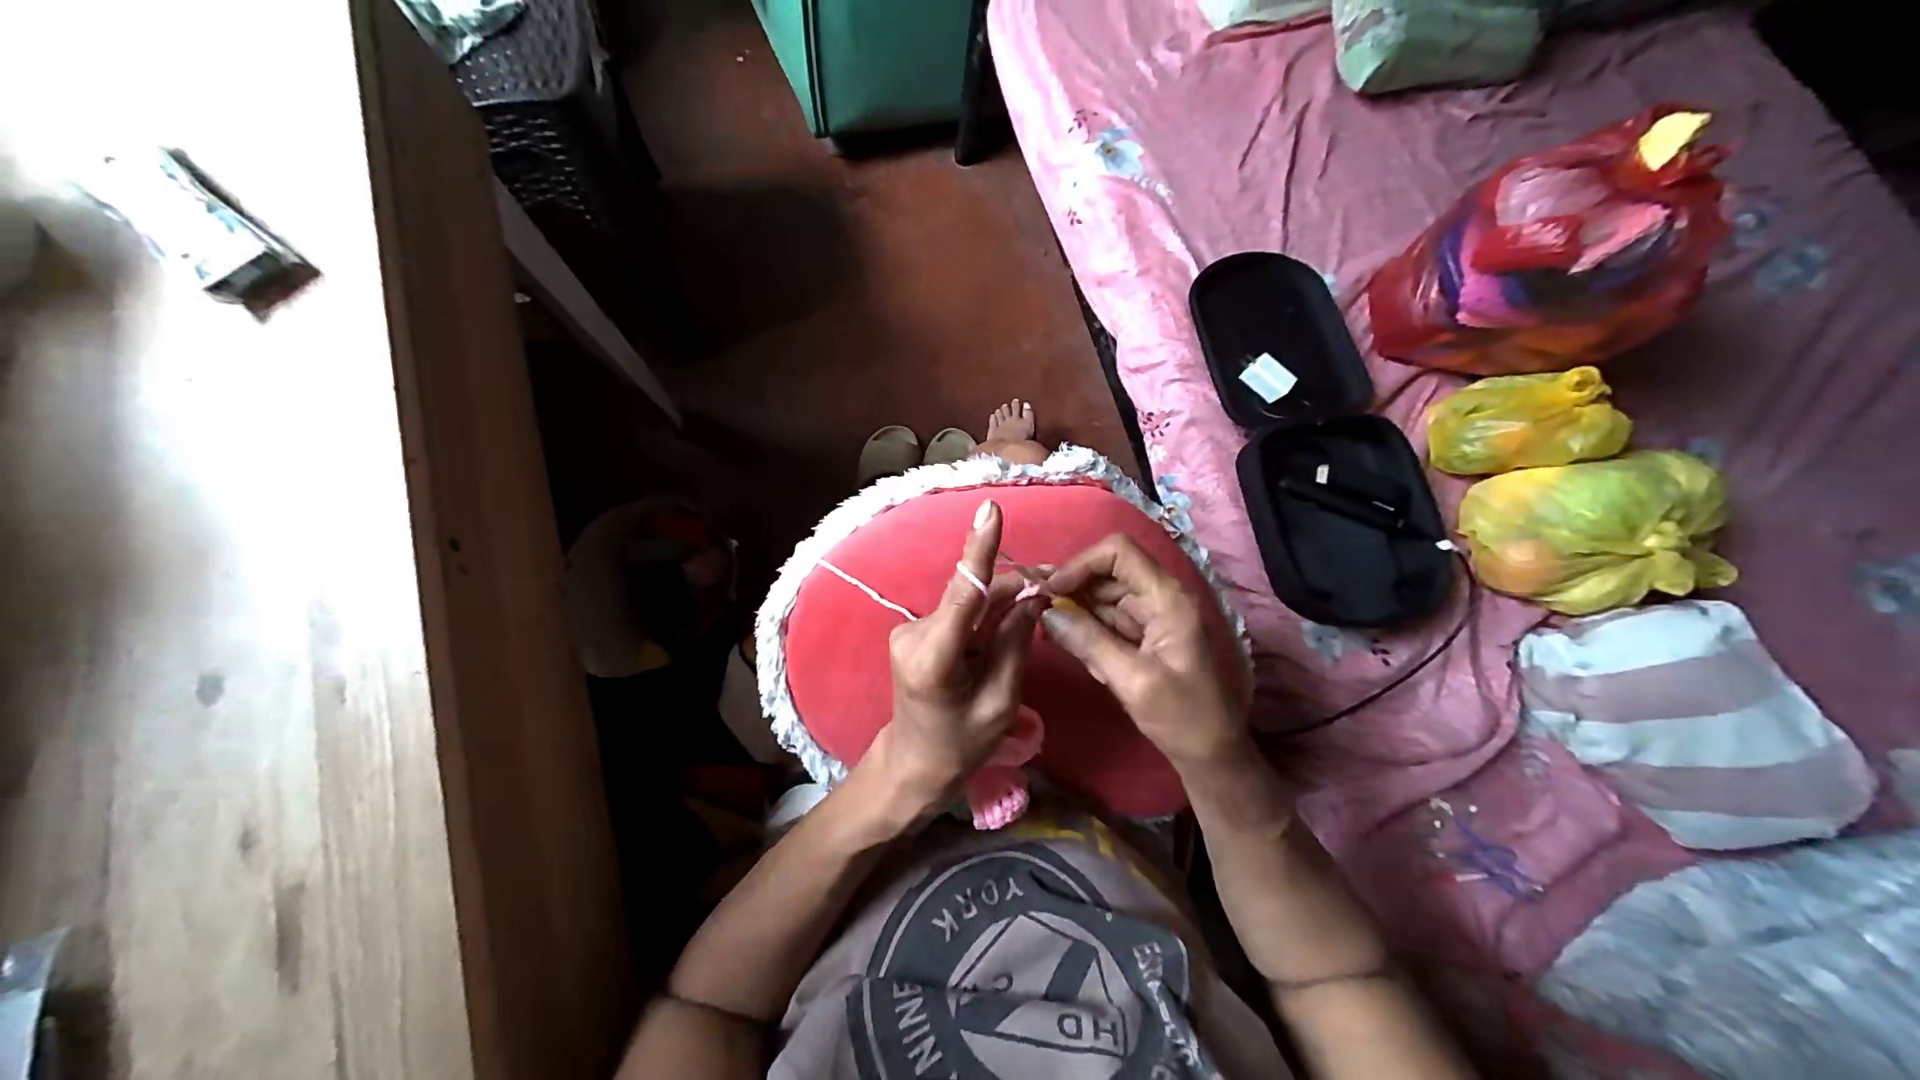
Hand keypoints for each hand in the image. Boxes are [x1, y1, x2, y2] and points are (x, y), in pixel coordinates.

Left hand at [855, 498, 1044, 822]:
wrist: (914, 765)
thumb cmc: (959, 746)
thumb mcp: (999, 703)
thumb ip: (1014, 645)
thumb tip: (1034, 596)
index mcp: (933, 657)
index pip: (963, 594)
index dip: (979, 549)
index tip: (990, 509)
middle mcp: (915, 633)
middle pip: (974, 597)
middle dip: (1014, 593)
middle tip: (1053, 591)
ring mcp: (912, 630)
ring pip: (970, 605)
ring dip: (1002, 608)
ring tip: (1032, 620)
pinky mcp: (918, 631)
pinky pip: (962, 615)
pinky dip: (987, 620)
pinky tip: (1001, 639)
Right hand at [1041, 533, 1247, 769]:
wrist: (1212, 753)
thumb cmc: (1181, 716)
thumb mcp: (1132, 681)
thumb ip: (1088, 643)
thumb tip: (1047, 613)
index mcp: (1167, 599)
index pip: (1119, 552)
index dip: (1080, 563)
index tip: (1052, 590)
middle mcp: (1160, 597)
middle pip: (1107, 570)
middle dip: (1072, 585)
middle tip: (1037, 609)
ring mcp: (1152, 615)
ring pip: (1104, 593)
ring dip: (1075, 606)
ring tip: (1048, 628)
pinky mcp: (1144, 634)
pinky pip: (1108, 616)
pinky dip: (1086, 625)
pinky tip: (1068, 643)